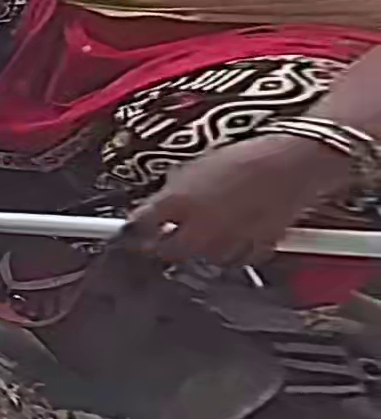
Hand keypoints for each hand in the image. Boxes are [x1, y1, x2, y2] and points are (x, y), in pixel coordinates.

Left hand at [122, 133, 352, 265]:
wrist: (288, 162)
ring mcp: (235, 234)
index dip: (132, 231)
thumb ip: (167, 197)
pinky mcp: (266, 241)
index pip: (140, 224)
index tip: (131, 233)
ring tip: (191, 244)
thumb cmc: (233, 160)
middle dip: (160, 249)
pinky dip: (232, 256)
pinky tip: (225, 247)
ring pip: (205, 258)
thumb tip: (154, 210)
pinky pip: (243, 258)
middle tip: (157, 243)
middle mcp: (202, 222)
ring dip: (196, 253)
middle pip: (171, 250)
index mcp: (175, 201)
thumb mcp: (184, 173)